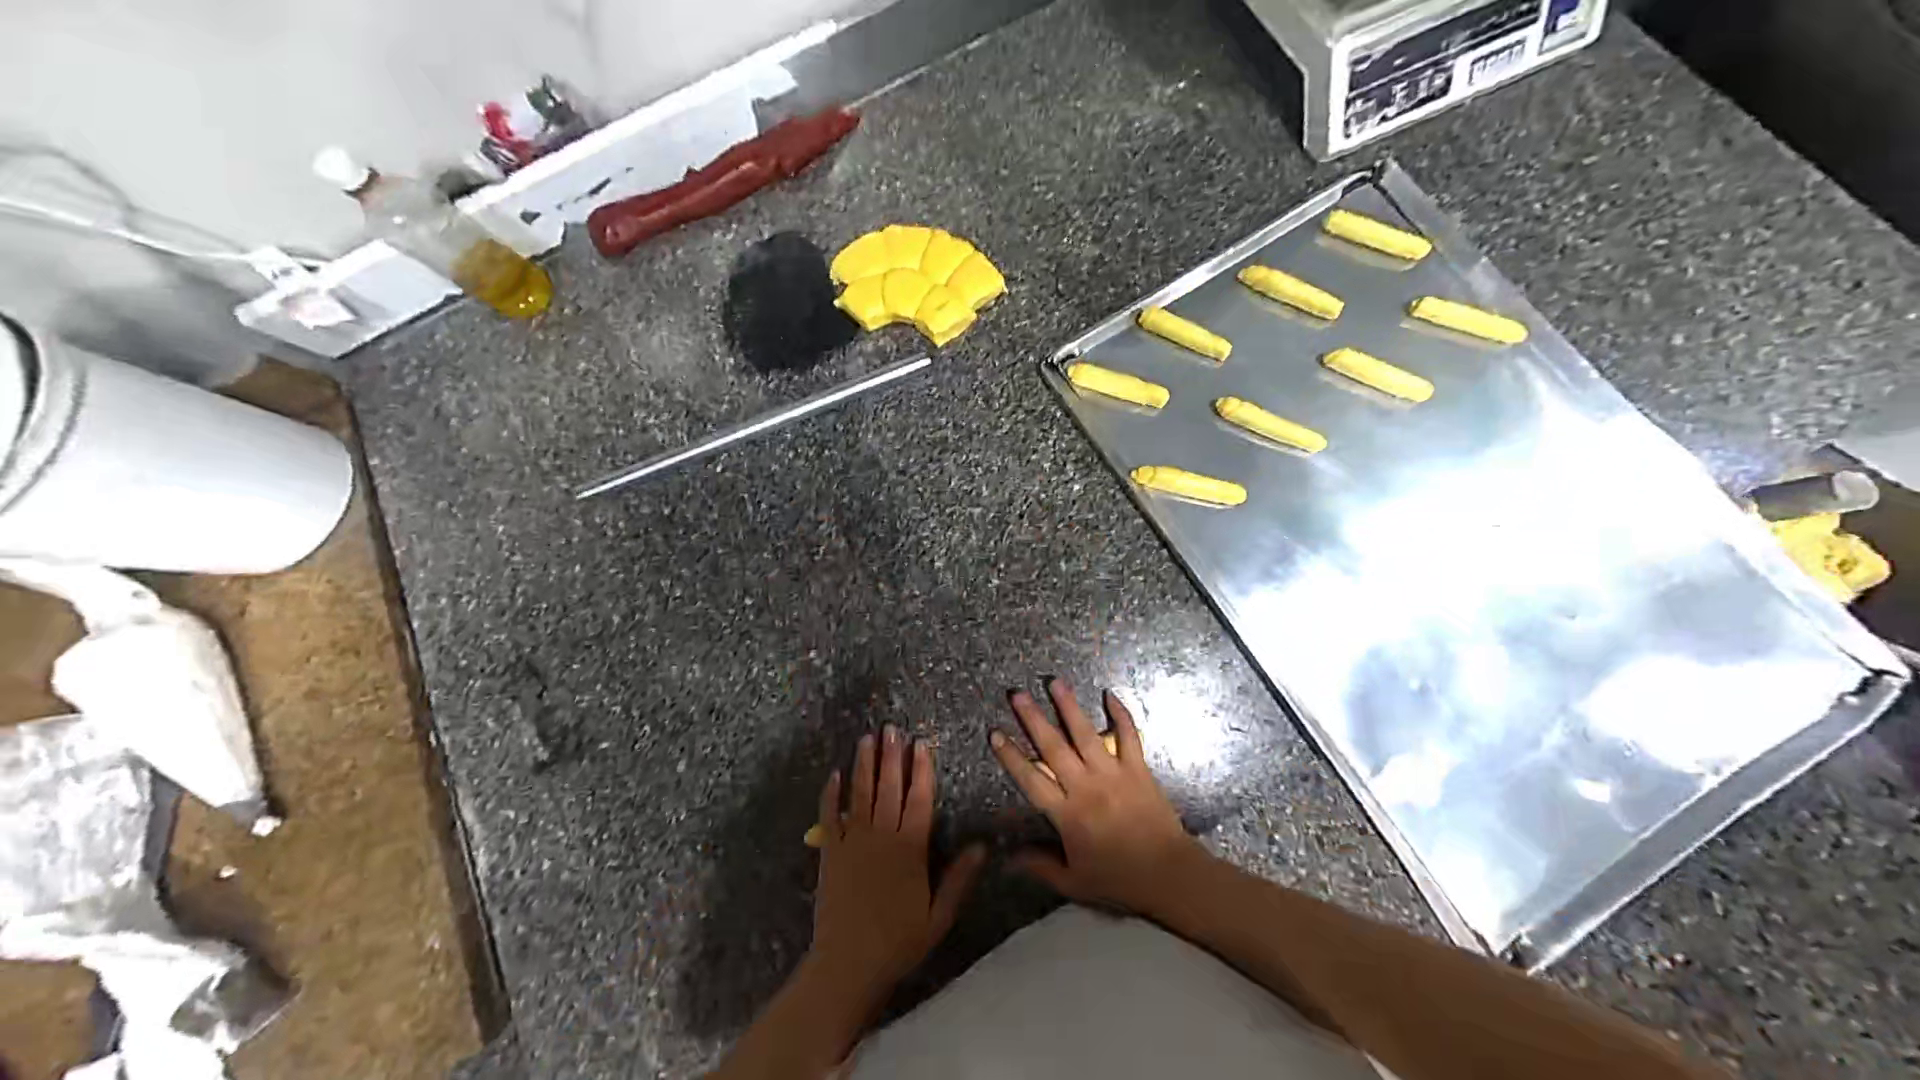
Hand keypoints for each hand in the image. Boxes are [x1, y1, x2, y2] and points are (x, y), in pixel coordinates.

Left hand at [808, 725, 985, 1005]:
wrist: (848, 963)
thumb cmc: (899, 941)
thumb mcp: (939, 916)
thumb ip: (959, 879)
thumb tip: (982, 846)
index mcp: (910, 849)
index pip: (919, 799)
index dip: (921, 770)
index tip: (921, 744)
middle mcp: (882, 836)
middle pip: (889, 787)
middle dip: (891, 756)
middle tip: (891, 728)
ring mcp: (853, 841)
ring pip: (860, 793)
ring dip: (864, 764)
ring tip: (867, 738)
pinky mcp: (830, 851)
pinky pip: (829, 815)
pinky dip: (830, 793)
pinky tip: (834, 774)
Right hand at [990, 680, 1206, 913]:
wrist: (1170, 875)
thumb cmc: (1119, 880)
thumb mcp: (1074, 882)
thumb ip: (1041, 866)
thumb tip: (1008, 859)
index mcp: (1068, 815)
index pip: (1031, 780)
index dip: (1011, 757)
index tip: (995, 734)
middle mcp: (1086, 787)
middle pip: (1054, 748)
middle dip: (1033, 719)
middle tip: (1017, 694)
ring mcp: (1114, 774)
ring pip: (1086, 734)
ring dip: (1068, 706)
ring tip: (1054, 682)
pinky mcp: (1138, 769)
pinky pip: (1129, 736)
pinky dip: (1121, 714)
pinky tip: (1110, 695)